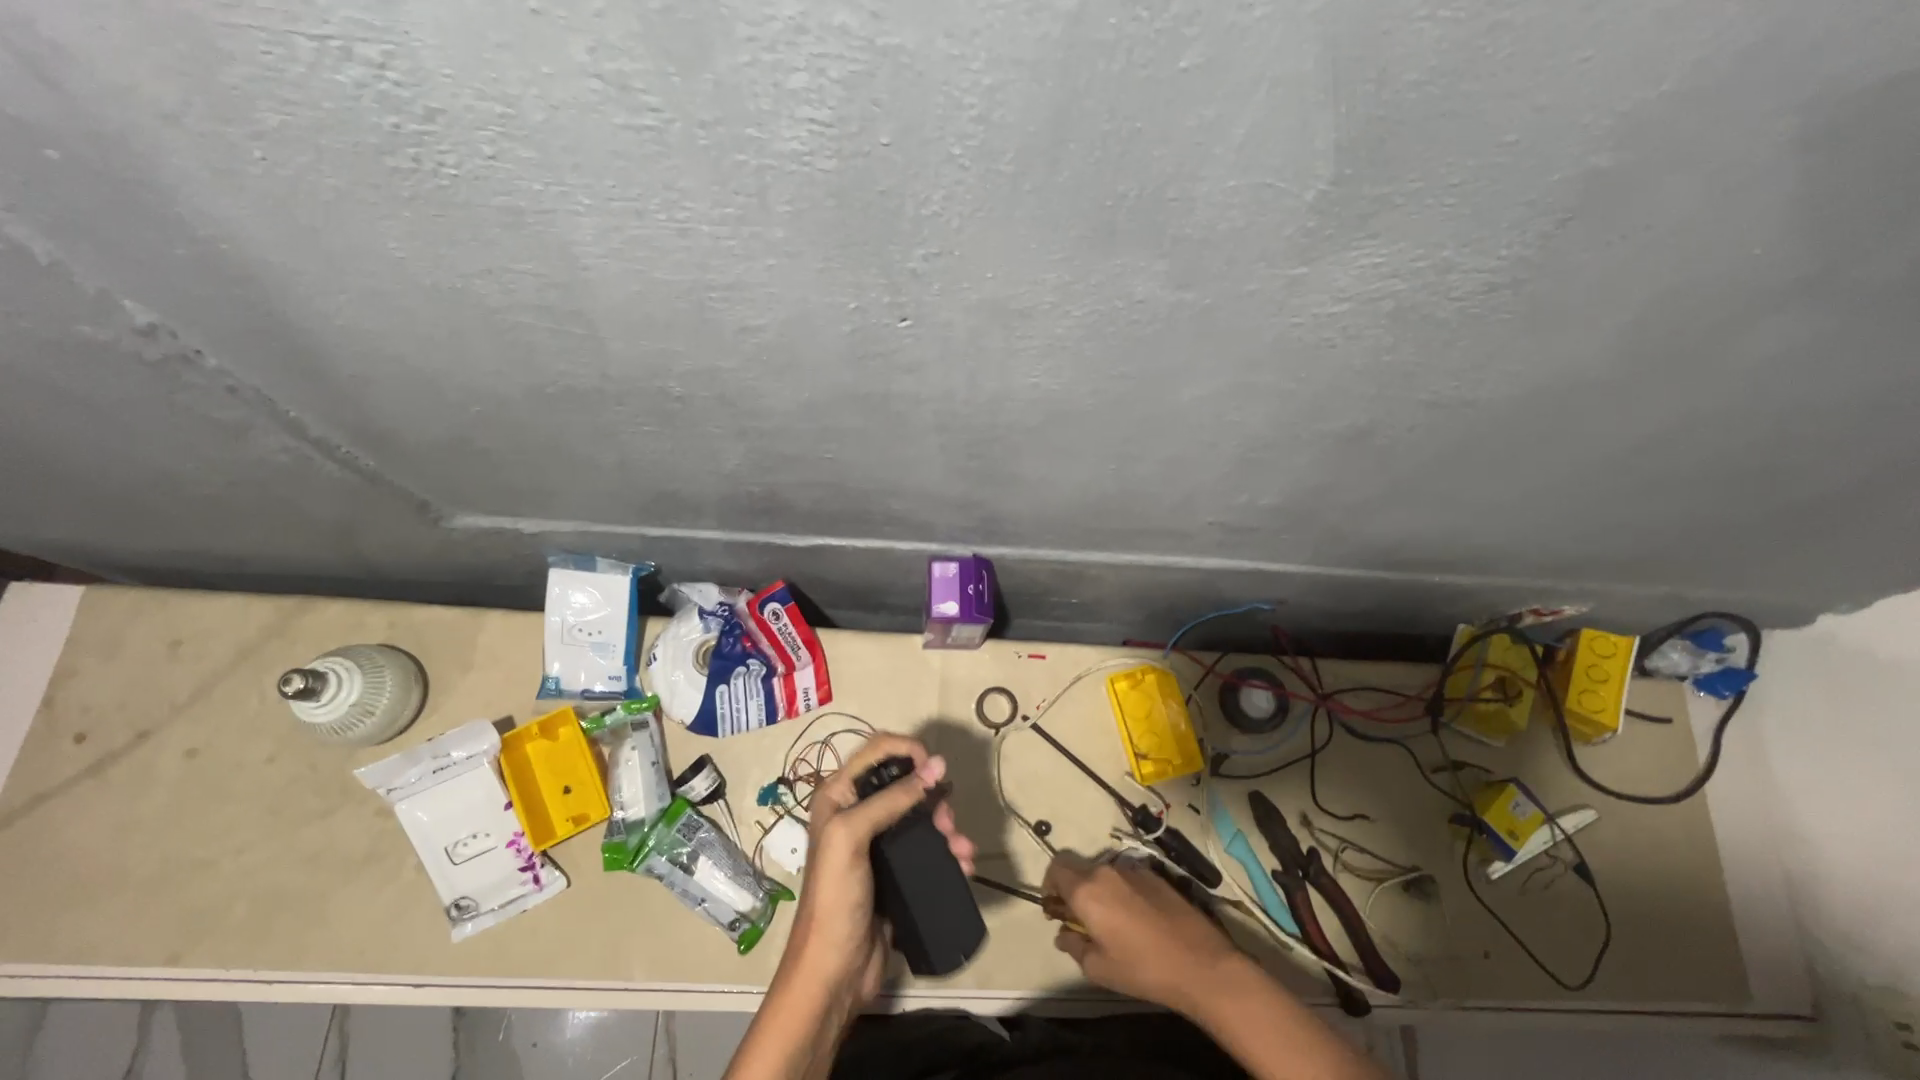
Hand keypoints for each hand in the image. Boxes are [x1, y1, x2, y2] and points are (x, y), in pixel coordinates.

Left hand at [781, 734, 976, 1006]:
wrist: (836, 970)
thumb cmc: (835, 897)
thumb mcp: (851, 837)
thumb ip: (892, 799)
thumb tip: (937, 765)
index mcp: (837, 796)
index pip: (878, 750)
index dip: (909, 750)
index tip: (936, 769)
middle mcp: (857, 813)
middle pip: (906, 782)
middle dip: (933, 796)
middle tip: (946, 822)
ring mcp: (879, 844)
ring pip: (923, 816)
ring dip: (947, 827)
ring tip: (960, 850)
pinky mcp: (898, 872)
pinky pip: (929, 848)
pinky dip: (949, 852)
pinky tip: (963, 865)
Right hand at [1045, 853, 1244, 1014]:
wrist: (1201, 964)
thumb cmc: (1143, 969)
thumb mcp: (1098, 968)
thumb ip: (1073, 945)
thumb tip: (1064, 933)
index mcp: (1087, 890)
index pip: (1056, 866)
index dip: (1050, 883)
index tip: (1056, 907)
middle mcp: (1108, 871)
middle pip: (1079, 867)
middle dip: (1074, 887)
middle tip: (1082, 917)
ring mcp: (1135, 870)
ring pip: (1105, 871)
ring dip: (1100, 889)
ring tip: (1114, 920)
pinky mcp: (1158, 876)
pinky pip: (1128, 877)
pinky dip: (1123, 891)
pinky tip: (1138, 918)